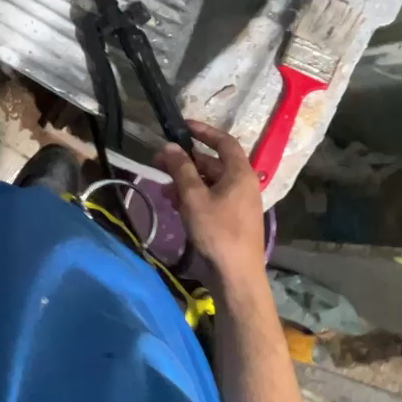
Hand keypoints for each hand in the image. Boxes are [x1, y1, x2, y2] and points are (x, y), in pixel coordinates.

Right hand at [160, 120, 266, 294]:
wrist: (236, 275)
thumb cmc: (217, 231)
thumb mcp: (193, 196)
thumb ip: (181, 168)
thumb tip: (170, 146)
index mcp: (240, 174)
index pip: (224, 142)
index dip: (204, 131)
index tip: (182, 126)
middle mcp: (242, 184)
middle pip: (212, 162)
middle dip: (185, 160)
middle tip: (159, 161)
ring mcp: (238, 202)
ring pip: (209, 181)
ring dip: (185, 179)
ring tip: (164, 187)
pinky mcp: (231, 218)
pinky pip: (210, 196)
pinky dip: (192, 195)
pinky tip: (174, 203)